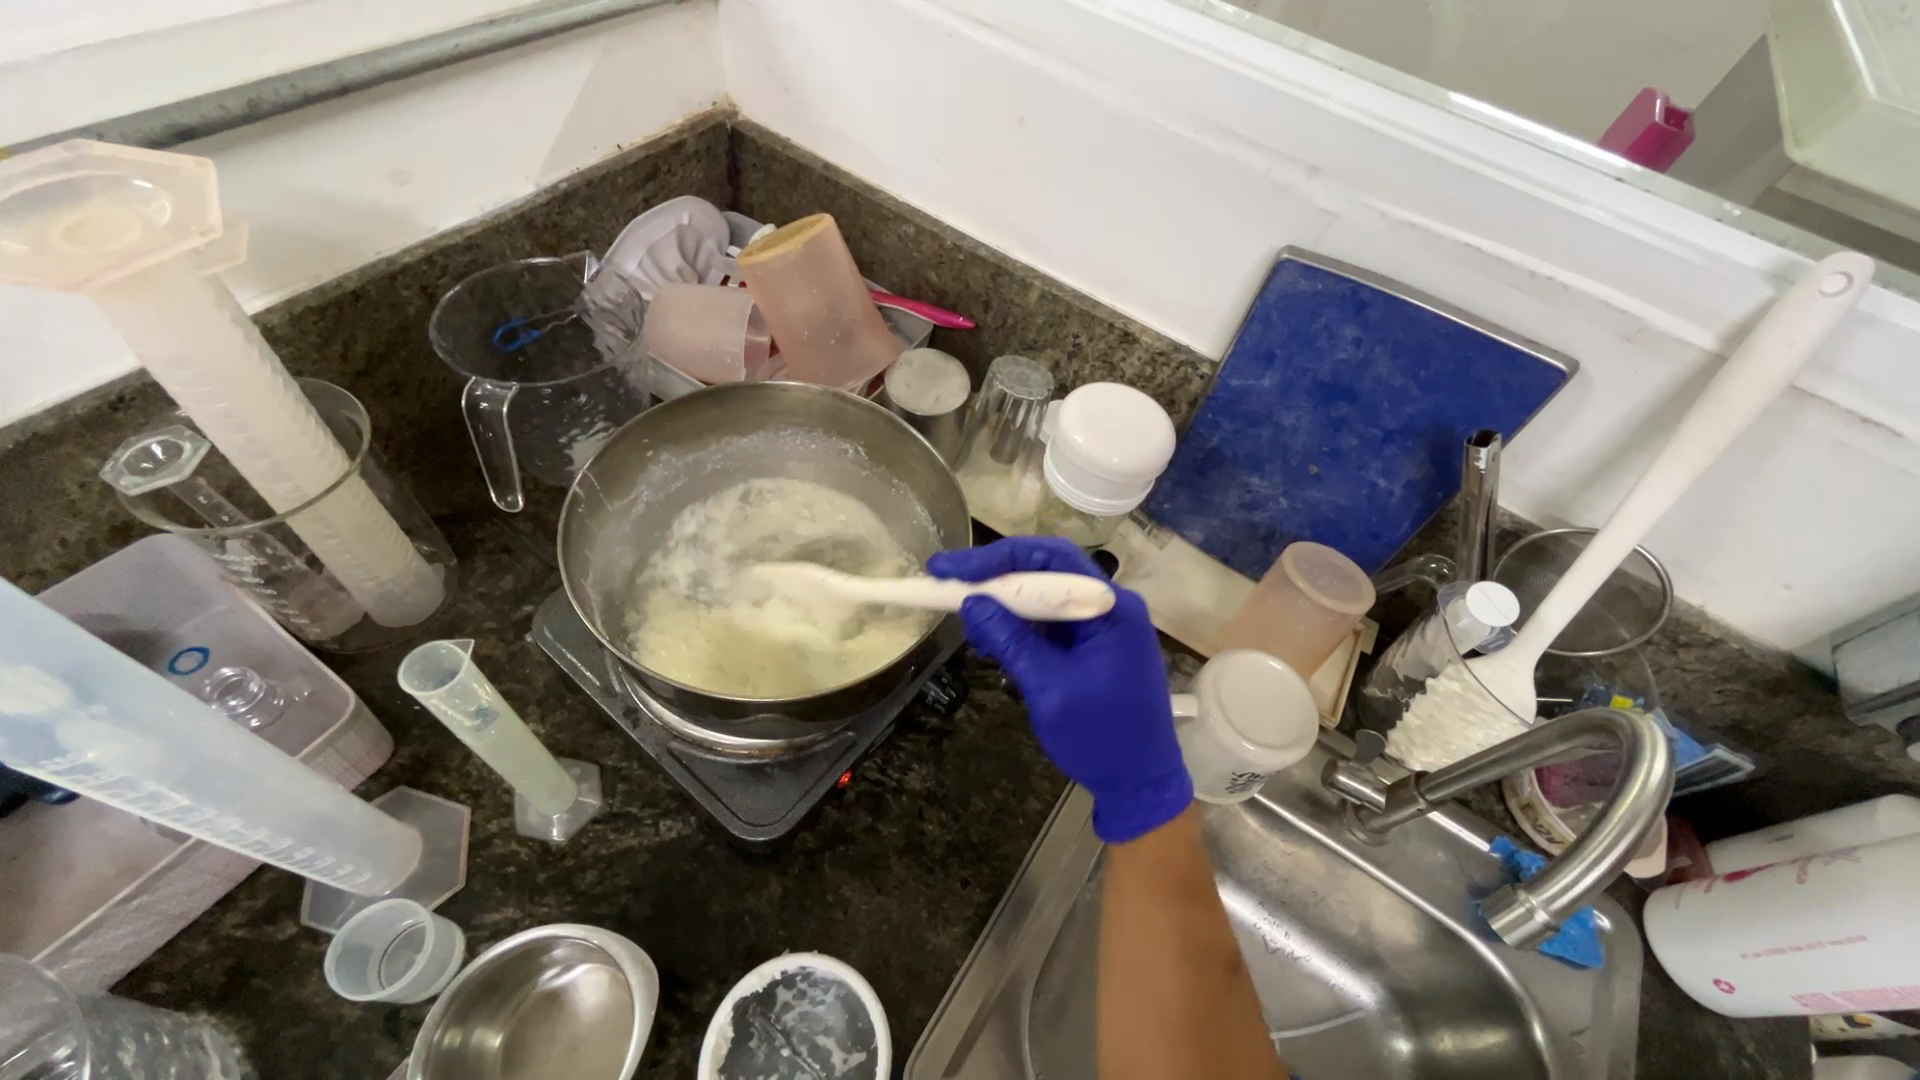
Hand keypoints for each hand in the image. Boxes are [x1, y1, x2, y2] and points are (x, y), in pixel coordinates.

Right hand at [928, 537, 1190, 843]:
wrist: (1140, 782)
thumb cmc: (1101, 736)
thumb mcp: (1049, 687)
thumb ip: (1011, 641)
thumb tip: (973, 602)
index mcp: (1110, 607)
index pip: (1049, 559)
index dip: (995, 558)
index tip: (949, 568)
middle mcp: (1109, 605)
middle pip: (1046, 571)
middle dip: (995, 576)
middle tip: (946, 581)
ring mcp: (1102, 625)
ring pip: (1045, 595)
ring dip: (1005, 602)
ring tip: (967, 619)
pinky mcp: (1093, 646)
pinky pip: (1051, 622)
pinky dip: (1020, 626)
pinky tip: (992, 640)